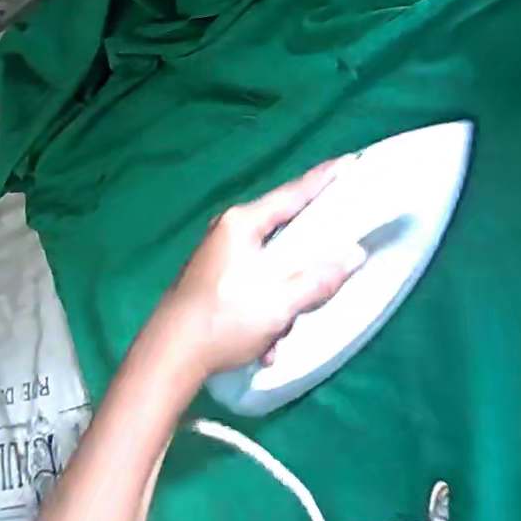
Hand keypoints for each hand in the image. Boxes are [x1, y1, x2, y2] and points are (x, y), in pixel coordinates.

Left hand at [148, 157, 367, 378]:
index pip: (293, 193)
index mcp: (243, 223)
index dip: (324, 177)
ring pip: (269, 259)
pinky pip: (253, 277)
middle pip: (282, 225)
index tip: (350, 160)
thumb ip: (318, 280)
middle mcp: (229, 227)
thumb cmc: (221, 324)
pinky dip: (264, 304)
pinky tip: (263, 341)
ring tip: (282, 328)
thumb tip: (355, 254)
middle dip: (306, 249)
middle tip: (336, 240)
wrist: (165, 360)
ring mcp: (218, 249)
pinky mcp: (213, 272)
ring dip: (283, 292)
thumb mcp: (276, 306)